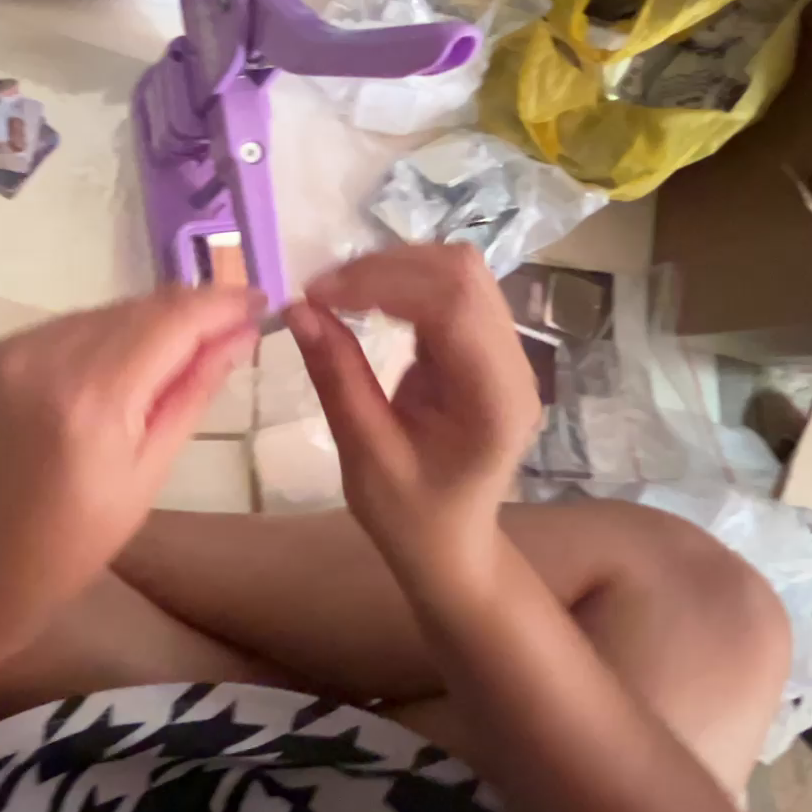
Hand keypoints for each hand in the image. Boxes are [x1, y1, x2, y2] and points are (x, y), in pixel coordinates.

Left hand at [0, 287, 261, 644]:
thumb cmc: (69, 548)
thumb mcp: (146, 477)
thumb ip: (191, 394)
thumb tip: (238, 335)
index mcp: (90, 400)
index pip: (171, 321)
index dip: (222, 302)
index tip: (260, 300)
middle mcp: (43, 357)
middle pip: (137, 308)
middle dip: (190, 309)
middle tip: (233, 323)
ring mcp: (8, 351)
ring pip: (101, 313)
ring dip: (148, 321)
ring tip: (182, 346)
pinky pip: (64, 327)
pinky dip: (103, 334)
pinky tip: (122, 361)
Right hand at [285, 245, 540, 584]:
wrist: (451, 543)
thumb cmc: (408, 516)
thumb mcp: (363, 454)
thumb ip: (336, 376)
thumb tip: (297, 309)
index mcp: (494, 400)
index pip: (452, 306)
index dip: (381, 283)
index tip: (316, 294)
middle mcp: (514, 365)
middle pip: (462, 274)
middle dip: (385, 267)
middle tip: (320, 291)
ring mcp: (506, 352)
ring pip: (458, 271)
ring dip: (393, 268)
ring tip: (337, 291)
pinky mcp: (486, 346)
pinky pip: (450, 289)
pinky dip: (401, 282)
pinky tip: (363, 299)